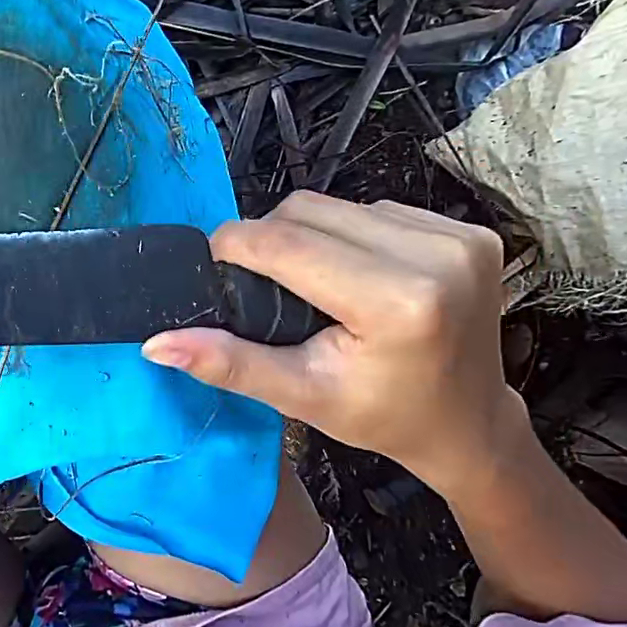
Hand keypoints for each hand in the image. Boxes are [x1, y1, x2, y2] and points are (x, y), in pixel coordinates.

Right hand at [142, 191, 524, 497]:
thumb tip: (157, 343)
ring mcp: (458, 236)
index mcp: (399, 303)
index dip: (236, 245)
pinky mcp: (467, 228)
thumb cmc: (384, 417)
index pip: (288, 245)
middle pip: (311, 212)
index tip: (213, 262)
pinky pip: (376, 208)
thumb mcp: (302, 397)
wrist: (469, 423)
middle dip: (270, 238)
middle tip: (261, 282)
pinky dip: (348, 232)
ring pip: (340, 204)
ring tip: (308, 279)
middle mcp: (436, 255)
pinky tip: (352, 269)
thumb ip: (231, 364)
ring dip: (308, 232)